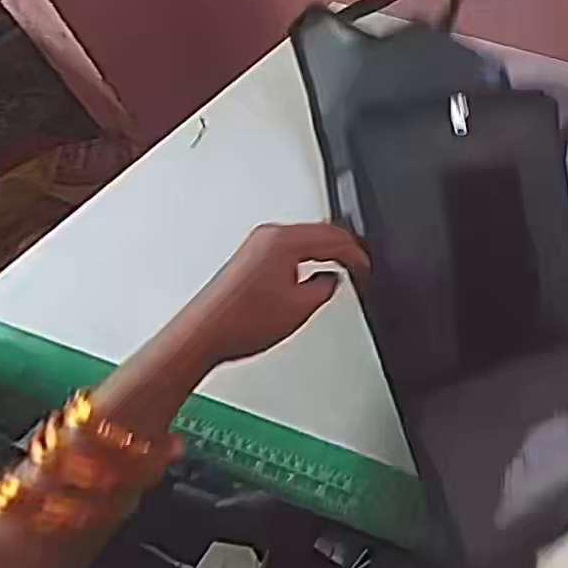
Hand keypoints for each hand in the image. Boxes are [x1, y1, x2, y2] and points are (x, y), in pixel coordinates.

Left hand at [174, 223, 369, 365]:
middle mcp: (269, 235)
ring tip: (343, 265)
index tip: (366, 266)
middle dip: (344, 247)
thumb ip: (327, 285)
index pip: (334, 238)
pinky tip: (314, 269)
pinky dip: (307, 254)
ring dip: (325, 249)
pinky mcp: (250, 255)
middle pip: (320, 231)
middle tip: (360, 262)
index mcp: (284, 240)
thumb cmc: (240, 323)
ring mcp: (257, 243)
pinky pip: (289, 245)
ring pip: (305, 237)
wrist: (201, 337)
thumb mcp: (301, 307)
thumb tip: (332, 278)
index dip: (357, 254)